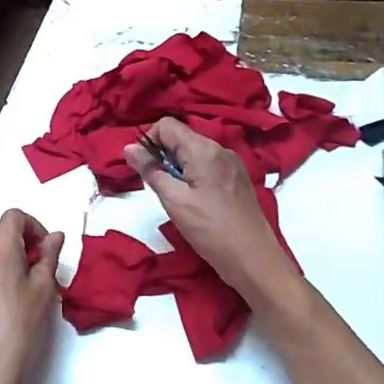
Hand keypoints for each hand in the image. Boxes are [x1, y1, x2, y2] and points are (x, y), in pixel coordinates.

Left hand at [0, 210, 62, 383]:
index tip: (46, 249)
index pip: (14, 216)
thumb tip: (55, 235)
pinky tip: (6, 299)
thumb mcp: (44, 287)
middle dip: (23, 241)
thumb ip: (49, 255)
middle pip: (0, 232)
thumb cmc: (22, 321)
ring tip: (24, 285)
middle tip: (40, 267)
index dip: (34, 226)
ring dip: (9, 257)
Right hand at [123, 117, 295, 300]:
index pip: (167, 125)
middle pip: (182, 138)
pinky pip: (209, 166)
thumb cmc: (210, 229)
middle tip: (160, 188)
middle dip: (164, 156)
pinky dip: (195, 176)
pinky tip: (196, 202)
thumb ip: (151, 170)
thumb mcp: (174, 201)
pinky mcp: (238, 178)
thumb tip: (130, 148)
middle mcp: (221, 149)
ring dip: (178, 168)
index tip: (144, 168)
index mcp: (204, 149)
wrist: (253, 258)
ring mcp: (233, 163)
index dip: (149, 141)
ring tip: (178, 198)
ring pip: (195, 153)